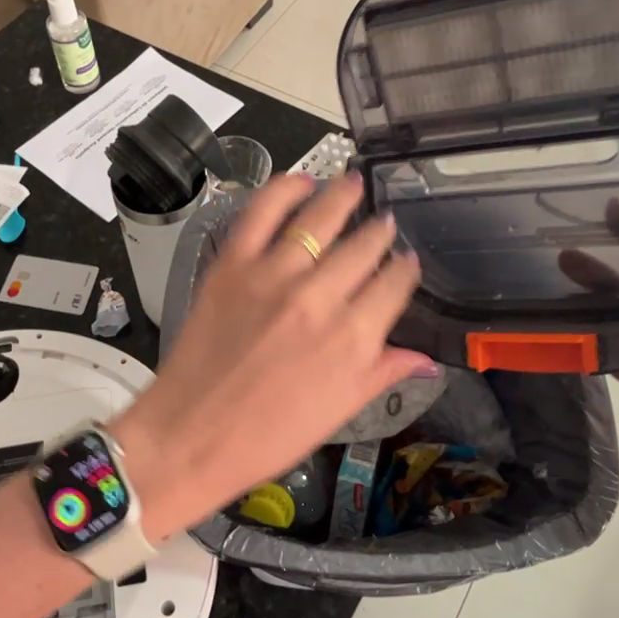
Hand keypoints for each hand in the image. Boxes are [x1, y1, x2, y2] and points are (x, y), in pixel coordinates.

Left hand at [111, 172, 430, 541]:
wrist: (191, 436)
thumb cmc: (267, 436)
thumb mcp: (338, 412)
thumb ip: (383, 374)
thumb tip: (427, 360)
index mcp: (352, 339)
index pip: (394, 285)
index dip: (405, 268)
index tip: (406, 260)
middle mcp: (319, 299)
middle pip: (363, 247)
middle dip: (379, 232)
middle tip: (383, 223)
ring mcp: (273, 276)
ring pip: (320, 219)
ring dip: (342, 196)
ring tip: (353, 183)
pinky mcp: (232, 265)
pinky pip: (262, 213)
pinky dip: (283, 190)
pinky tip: (300, 181)